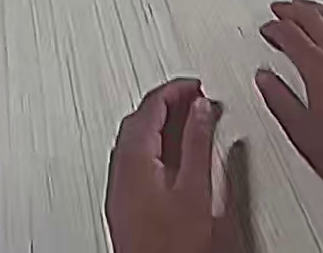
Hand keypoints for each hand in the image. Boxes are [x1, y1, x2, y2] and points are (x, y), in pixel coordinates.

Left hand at [106, 78, 239, 252]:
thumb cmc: (171, 248)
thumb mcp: (195, 188)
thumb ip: (198, 142)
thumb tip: (201, 107)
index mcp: (134, 160)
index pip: (150, 106)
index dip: (176, 89)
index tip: (197, 86)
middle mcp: (120, 172)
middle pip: (140, 120)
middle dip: (168, 103)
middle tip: (195, 98)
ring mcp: (121, 192)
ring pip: (137, 140)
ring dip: (162, 124)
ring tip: (190, 120)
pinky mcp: (126, 209)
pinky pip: (137, 161)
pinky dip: (157, 145)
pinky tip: (177, 154)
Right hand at [256, 0, 322, 248]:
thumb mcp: (302, 134)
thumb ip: (280, 99)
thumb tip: (265, 79)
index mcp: (319, 68)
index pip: (290, 34)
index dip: (274, 28)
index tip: (267, 29)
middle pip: (313, 17)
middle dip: (292, 10)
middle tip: (280, 9)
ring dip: (317, 10)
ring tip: (306, 8)